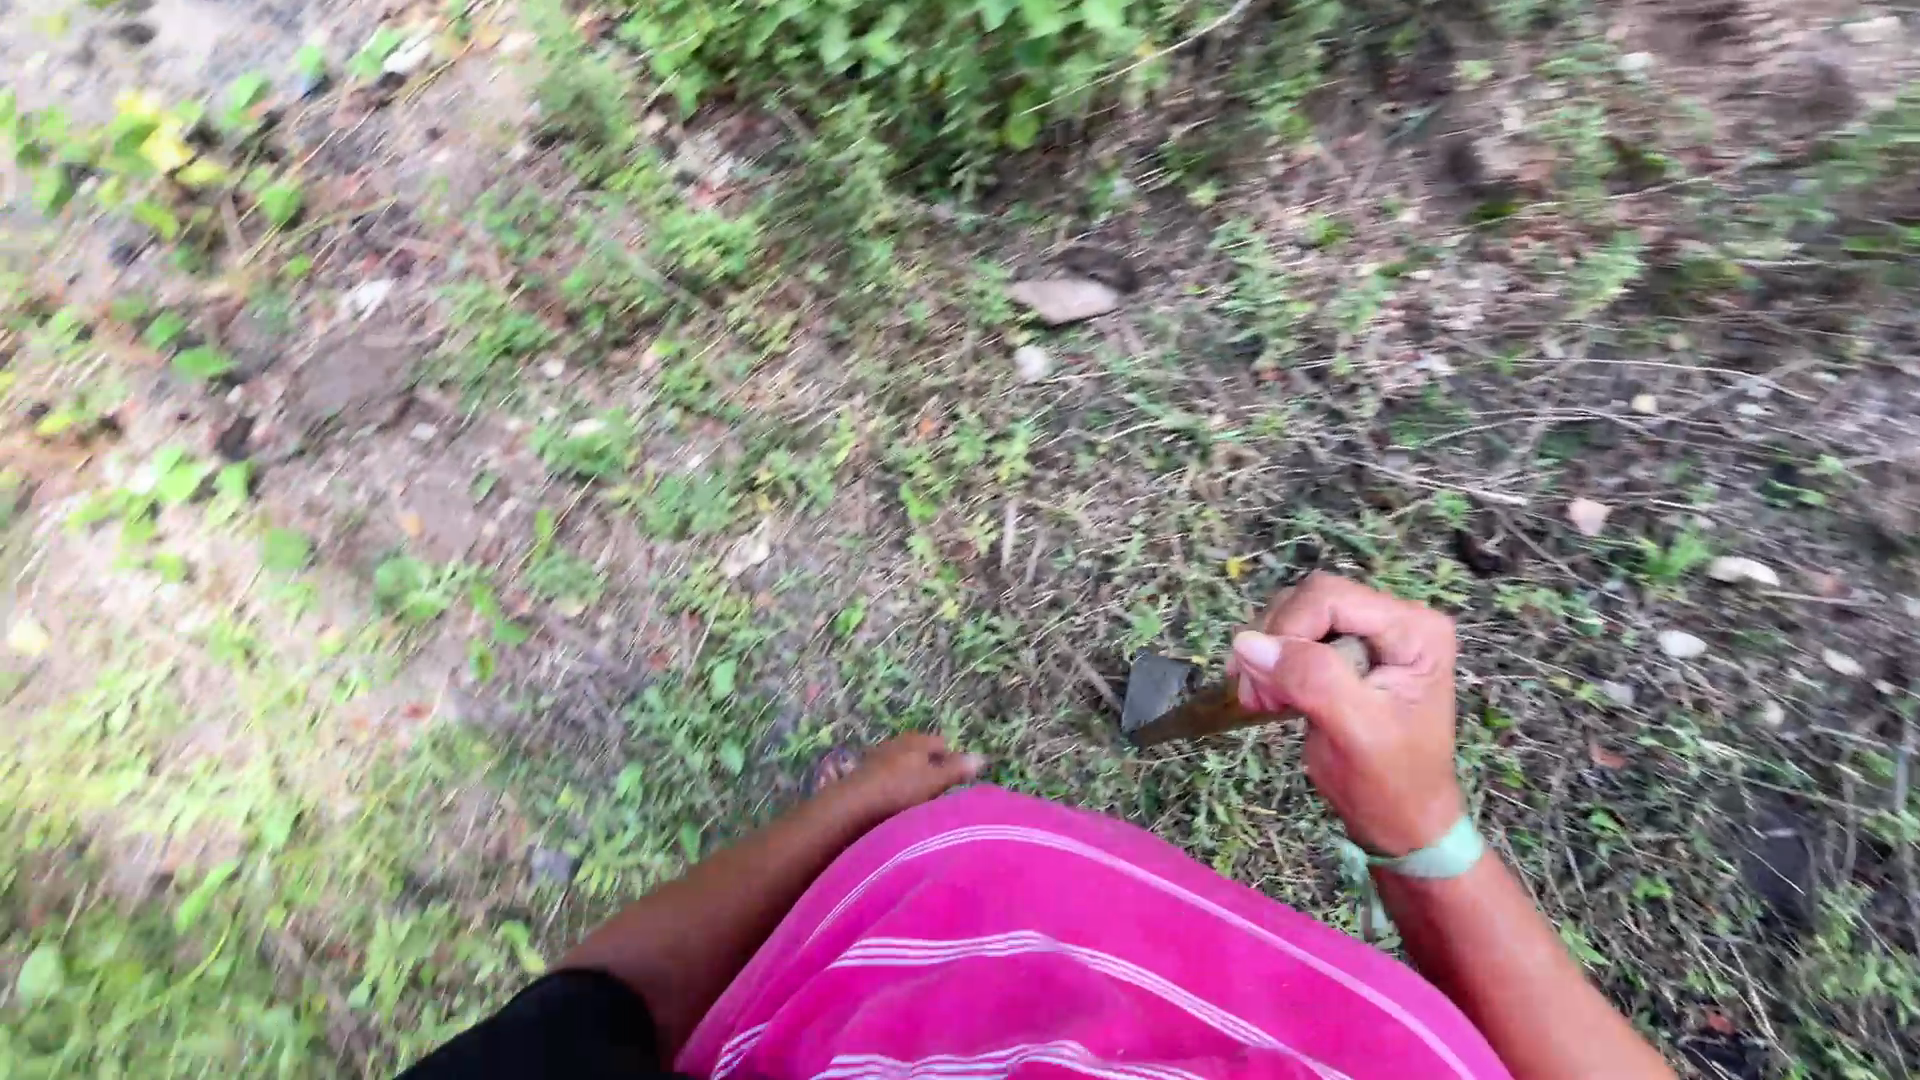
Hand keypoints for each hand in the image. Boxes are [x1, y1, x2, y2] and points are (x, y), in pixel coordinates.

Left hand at [828, 734, 984, 821]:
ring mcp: (878, 758)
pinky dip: (895, 789)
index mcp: (917, 741)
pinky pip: (888, 779)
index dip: (951, 760)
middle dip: (931, 769)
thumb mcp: (934, 781)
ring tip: (919, 803)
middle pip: (921, 754)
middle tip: (940, 792)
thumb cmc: (900, 791)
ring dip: (911, 780)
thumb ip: (957, 770)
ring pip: (904, 766)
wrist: (852, 806)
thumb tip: (981, 757)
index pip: (941, 744)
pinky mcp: (864, 776)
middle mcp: (897, 743)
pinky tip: (896, 807)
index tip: (957, 782)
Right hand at [1229, 573, 1462, 856]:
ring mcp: (1364, 635)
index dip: (1288, 630)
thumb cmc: (1391, 781)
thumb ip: (1310, 679)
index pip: (1329, 597)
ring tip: (1262, 701)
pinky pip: (1286, 638)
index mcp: (1413, 629)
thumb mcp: (1356, 730)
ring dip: (1264, 657)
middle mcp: (1391, 621)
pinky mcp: (1339, 652)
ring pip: (1288, 617)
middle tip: (1259, 696)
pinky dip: (1266, 665)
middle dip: (1273, 645)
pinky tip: (1266, 698)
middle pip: (1305, 602)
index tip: (1269, 681)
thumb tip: (1246, 642)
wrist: (1399, 820)